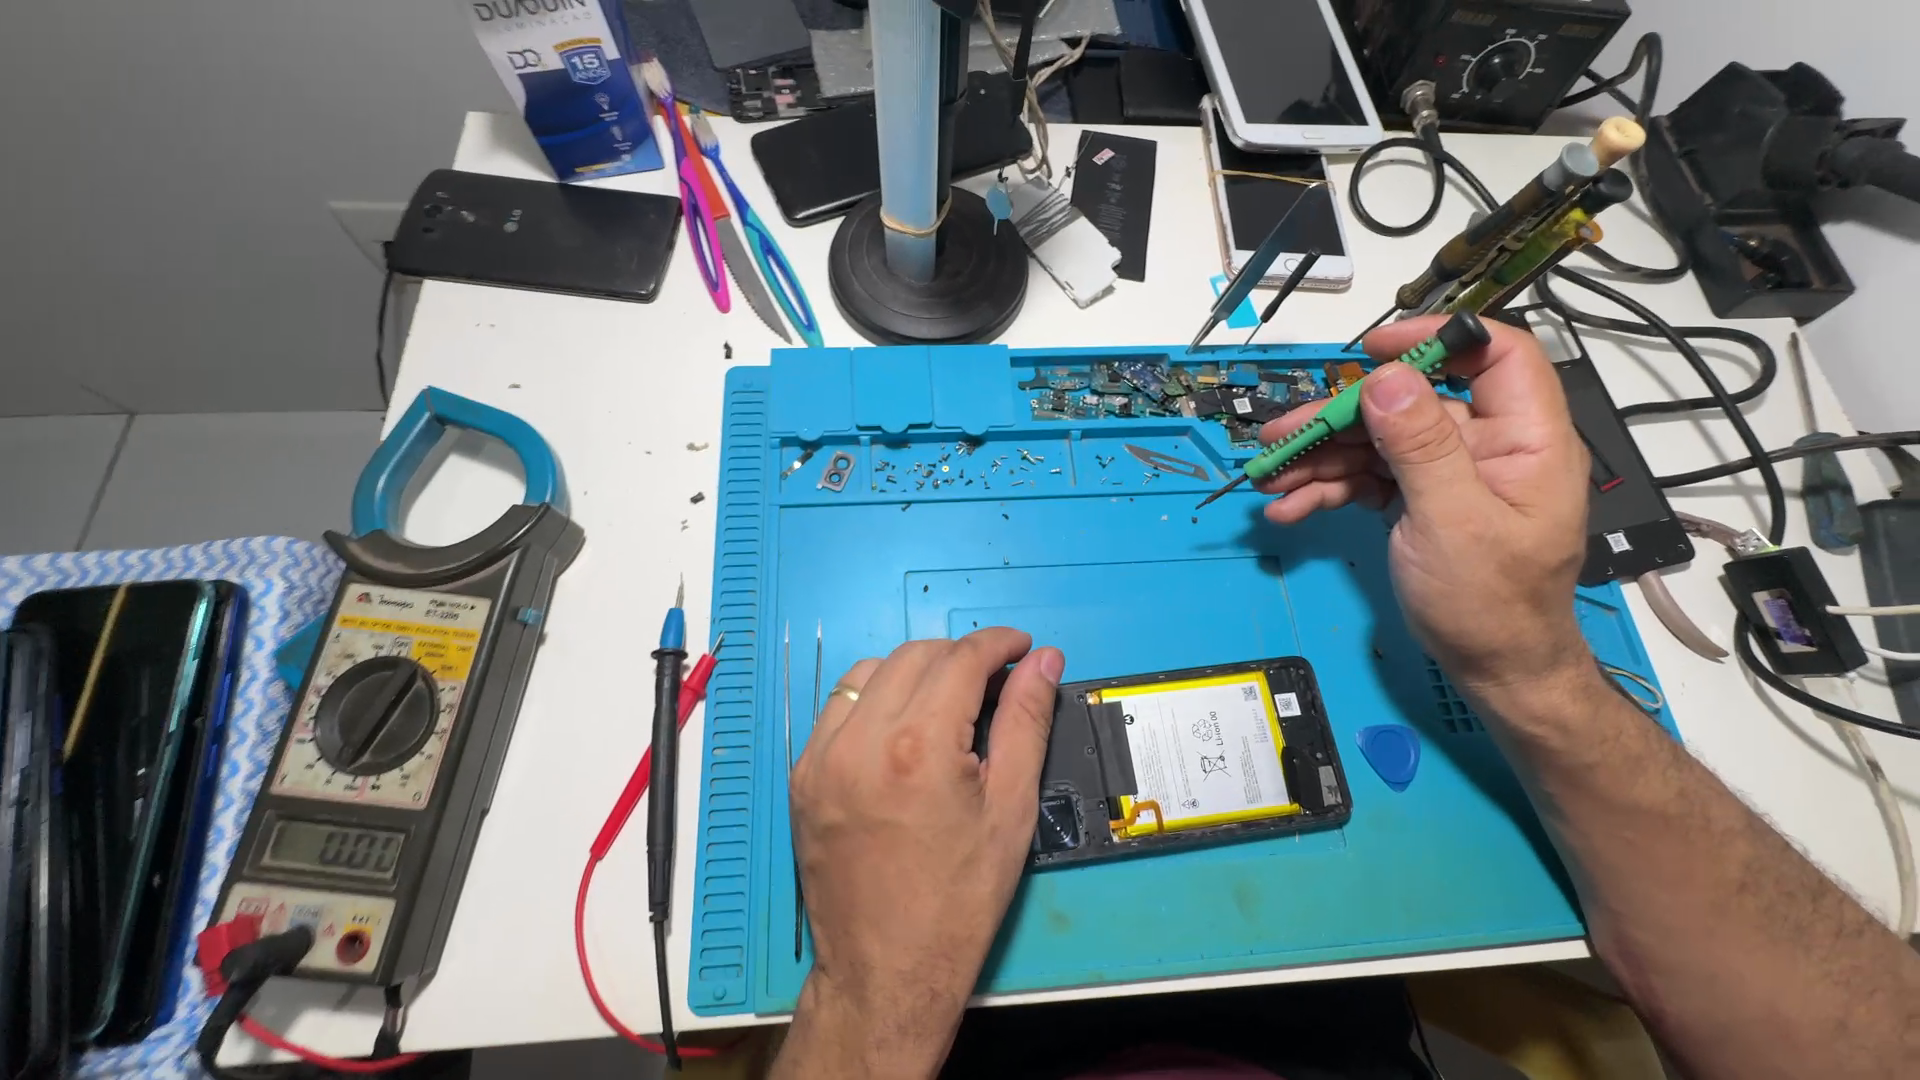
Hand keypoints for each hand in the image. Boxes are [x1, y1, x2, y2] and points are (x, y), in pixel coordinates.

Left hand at [776, 628, 1062, 1078]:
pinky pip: (840, 706)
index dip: (998, 643)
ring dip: (915, 670)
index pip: (961, 659)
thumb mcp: (1012, 808)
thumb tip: (1044, 660)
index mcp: (919, 746)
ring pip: (871, 671)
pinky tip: (901, 726)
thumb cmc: (962, 898)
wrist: (886, 971)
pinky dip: (876, 698)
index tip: (1022, 647)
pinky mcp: (803, 775)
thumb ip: (1027, 721)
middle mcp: (861, 738)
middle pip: (915, 655)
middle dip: (961, 654)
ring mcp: (821, 755)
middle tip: (994, 680)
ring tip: (948, 700)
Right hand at [1255, 315, 1591, 694]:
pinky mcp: (1414, 499)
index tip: (1370, 350)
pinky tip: (1289, 509)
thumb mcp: (1452, 521)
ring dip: (1317, 459)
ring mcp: (1444, 473)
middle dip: (1338, 420)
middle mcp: (1483, 445)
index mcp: (1523, 438)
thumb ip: (1421, 446)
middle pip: (1405, 405)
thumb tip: (1385, 378)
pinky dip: (1325, 490)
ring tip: (1268, 480)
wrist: (1489, 666)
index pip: (1493, 357)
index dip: (1435, 341)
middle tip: (1278, 437)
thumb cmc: (1488, 599)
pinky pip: (1365, 478)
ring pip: (1374, 443)